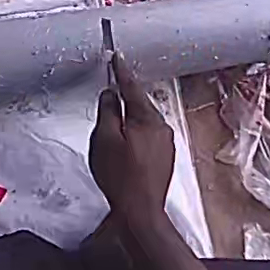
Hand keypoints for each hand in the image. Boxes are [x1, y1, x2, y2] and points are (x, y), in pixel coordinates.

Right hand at [89, 55, 175, 221]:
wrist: (141, 211)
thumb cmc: (121, 178)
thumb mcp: (104, 139)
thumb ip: (107, 111)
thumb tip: (111, 94)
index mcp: (147, 118)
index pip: (131, 86)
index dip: (121, 71)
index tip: (116, 58)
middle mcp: (161, 127)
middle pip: (139, 104)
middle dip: (123, 102)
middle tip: (106, 102)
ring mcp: (166, 143)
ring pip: (143, 121)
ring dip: (128, 121)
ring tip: (111, 137)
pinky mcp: (165, 156)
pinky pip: (148, 136)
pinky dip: (135, 135)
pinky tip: (124, 149)